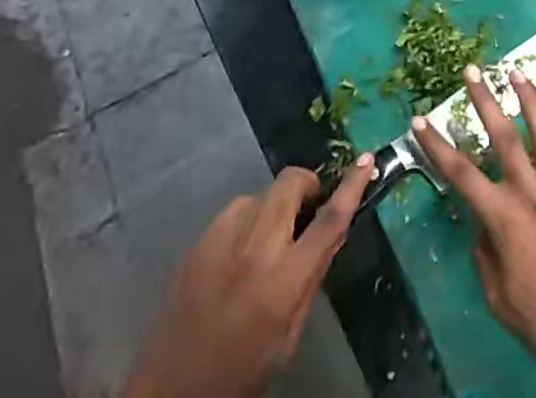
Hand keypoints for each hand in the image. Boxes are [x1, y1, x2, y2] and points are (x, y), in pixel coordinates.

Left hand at [123, 157, 376, 397]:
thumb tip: (333, 234)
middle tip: (310, 204)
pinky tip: (241, 248)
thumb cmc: (241, 372)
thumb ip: (312, 279)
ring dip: (273, 206)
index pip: (329, 221)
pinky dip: (245, 219)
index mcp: (284, 281)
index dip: (352, 186)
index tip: (365, 160)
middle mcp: (254, 251)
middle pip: (288, 185)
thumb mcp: (289, 336)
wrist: (170, 393)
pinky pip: (232, 212)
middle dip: (306, 183)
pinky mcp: (197, 245)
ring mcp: (220, 243)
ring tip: (269, 237)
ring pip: (258, 195)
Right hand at [411, 68, 535, 397]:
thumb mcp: (496, 293)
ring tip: (516, 72)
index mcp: (502, 218)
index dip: (436, 145)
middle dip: (484, 101)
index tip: (419, 120)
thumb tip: (483, 222)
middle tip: (471, 71)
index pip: (459, 173)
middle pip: (502, 137)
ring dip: (529, 99)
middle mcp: (531, 192)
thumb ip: (484, 250)